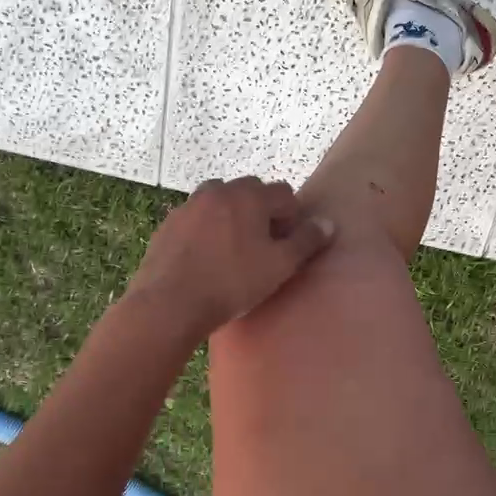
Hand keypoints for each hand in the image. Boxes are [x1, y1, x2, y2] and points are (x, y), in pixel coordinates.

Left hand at [123, 177, 334, 335]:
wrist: (168, 304)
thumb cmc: (232, 282)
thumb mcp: (280, 266)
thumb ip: (307, 241)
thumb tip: (327, 222)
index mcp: (250, 196)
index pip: (284, 193)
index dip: (291, 218)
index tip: (285, 245)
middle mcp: (220, 191)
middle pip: (251, 191)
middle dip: (261, 212)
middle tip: (262, 246)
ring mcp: (190, 206)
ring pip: (221, 201)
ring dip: (232, 215)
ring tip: (232, 248)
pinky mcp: (168, 224)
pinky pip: (197, 218)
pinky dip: (206, 229)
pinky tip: (206, 258)